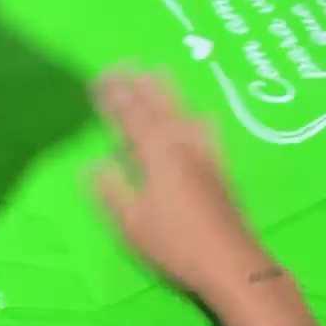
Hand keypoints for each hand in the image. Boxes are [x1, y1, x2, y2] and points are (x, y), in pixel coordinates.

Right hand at [93, 72, 277, 305]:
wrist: (231, 262)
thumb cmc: (175, 244)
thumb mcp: (132, 222)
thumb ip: (112, 188)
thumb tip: (94, 162)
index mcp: (155, 155)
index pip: (130, 117)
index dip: (115, 97)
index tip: (100, 78)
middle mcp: (180, 145)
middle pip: (156, 106)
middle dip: (138, 84)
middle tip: (123, 64)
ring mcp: (203, 153)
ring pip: (181, 111)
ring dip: (165, 90)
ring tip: (155, 70)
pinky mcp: (218, 166)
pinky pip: (203, 128)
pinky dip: (194, 114)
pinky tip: (197, 111)